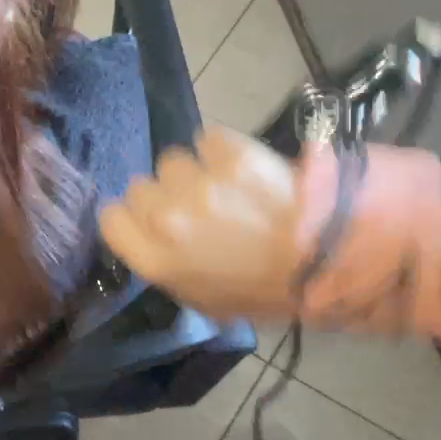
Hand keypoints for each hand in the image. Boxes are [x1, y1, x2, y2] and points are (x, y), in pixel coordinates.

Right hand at [99, 127, 303, 320]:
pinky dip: (222, 150)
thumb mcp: (203, 299)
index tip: (153, 222)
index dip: (133, 217)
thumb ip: (165, 266)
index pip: (111, 217)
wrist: (329, 260)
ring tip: (225, 188)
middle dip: (163, 195)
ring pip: (172, 161)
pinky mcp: (230, 156)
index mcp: (154, 259)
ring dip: (193, 171)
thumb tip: (151, 239)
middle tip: (197, 208)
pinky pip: (207, 140)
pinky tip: (242, 168)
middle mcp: (166, 220)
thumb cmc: (265, 290)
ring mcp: (197, 185)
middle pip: (140, 187)